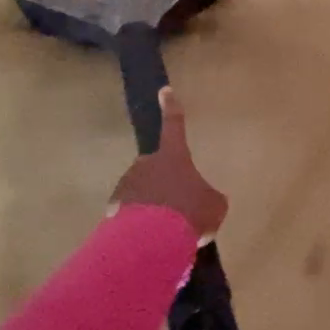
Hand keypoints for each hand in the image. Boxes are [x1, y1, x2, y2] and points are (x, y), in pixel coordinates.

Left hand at [109, 87, 227, 240]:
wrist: (155, 239)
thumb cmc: (190, 214)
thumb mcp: (214, 206)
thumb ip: (210, 198)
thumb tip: (208, 199)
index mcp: (173, 156)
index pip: (174, 125)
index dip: (172, 108)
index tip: (165, 90)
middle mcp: (146, 163)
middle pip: (156, 167)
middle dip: (163, 183)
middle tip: (176, 208)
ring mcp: (128, 183)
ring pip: (141, 190)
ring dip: (151, 204)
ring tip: (164, 230)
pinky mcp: (115, 205)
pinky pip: (128, 210)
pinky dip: (137, 221)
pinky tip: (147, 238)